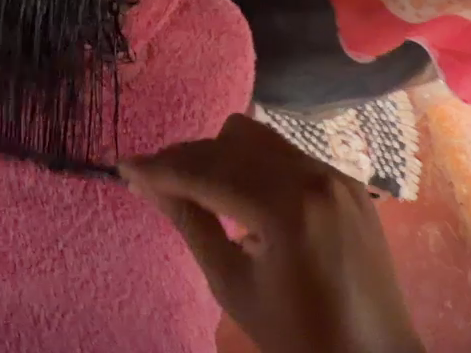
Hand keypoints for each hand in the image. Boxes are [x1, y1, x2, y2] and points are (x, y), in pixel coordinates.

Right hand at [120, 114, 423, 352]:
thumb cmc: (299, 337)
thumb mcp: (233, 285)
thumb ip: (190, 222)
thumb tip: (143, 182)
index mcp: (287, 209)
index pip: (208, 171)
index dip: (161, 168)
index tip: (125, 166)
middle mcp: (313, 176)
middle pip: (229, 143)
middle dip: (187, 159)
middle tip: (154, 180)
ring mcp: (334, 175)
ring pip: (255, 137)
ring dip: (219, 154)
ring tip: (197, 186)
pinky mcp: (345, 182)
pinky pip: (283, 153)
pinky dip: (252, 164)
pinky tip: (242, 196)